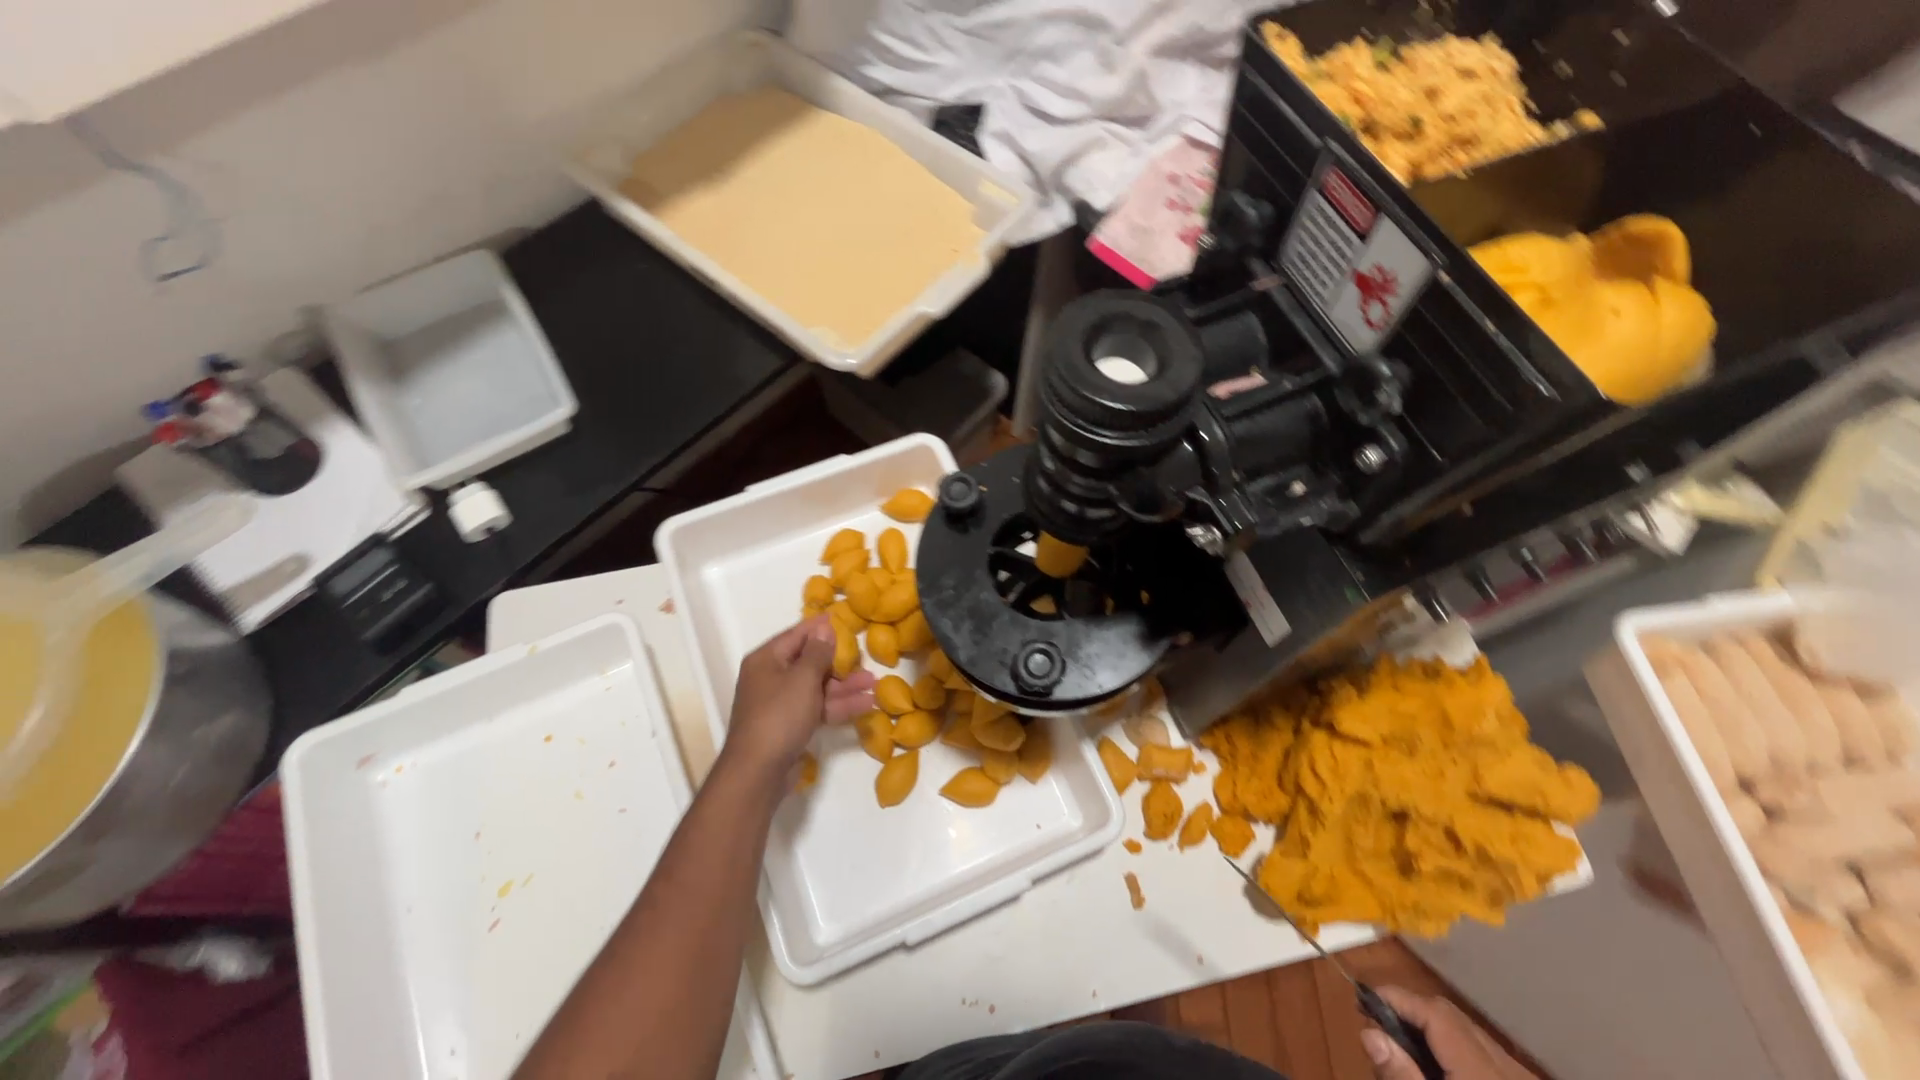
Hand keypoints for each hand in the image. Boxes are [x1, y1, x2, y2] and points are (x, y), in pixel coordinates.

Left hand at [720, 615, 874, 780]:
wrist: (759, 770)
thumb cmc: (779, 715)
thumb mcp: (802, 679)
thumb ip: (817, 653)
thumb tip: (824, 628)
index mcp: (766, 660)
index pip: (796, 635)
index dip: (820, 627)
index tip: (843, 620)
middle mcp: (771, 678)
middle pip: (808, 662)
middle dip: (839, 662)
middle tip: (865, 658)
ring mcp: (780, 704)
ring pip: (816, 687)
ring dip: (844, 686)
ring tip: (874, 684)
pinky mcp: (790, 726)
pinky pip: (817, 708)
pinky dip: (838, 706)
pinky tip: (865, 705)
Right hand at [1363, 986, 1537, 1079]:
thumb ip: (1401, 1073)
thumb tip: (1368, 1031)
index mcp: (1479, 1067)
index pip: (1434, 1012)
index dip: (1397, 997)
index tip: (1363, 995)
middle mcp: (1503, 1061)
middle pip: (1450, 1015)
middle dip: (1410, 1009)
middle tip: (1376, 1021)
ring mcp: (1518, 1071)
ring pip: (1467, 1029)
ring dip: (1430, 1026)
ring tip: (1401, 1042)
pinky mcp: (1522, 1078)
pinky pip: (1483, 1048)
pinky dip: (1453, 1043)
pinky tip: (1437, 1061)